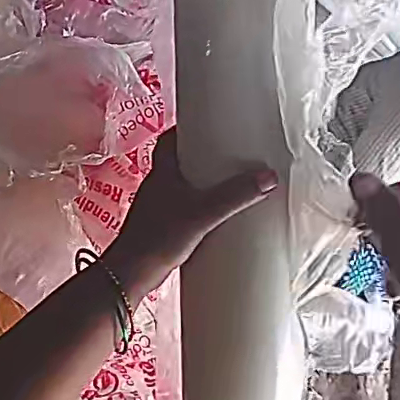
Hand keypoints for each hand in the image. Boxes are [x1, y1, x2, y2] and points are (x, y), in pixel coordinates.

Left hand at [102, 130, 277, 303]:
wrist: (131, 274)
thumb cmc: (159, 237)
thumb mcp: (204, 213)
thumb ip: (235, 195)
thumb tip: (268, 177)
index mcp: (162, 172)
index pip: (168, 140)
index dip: (184, 130)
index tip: (206, 125)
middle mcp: (156, 186)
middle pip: (176, 161)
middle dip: (197, 157)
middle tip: (224, 155)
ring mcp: (156, 207)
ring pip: (178, 186)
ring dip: (197, 183)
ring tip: (225, 183)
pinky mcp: (160, 228)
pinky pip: (180, 208)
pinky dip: (195, 207)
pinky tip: (212, 217)